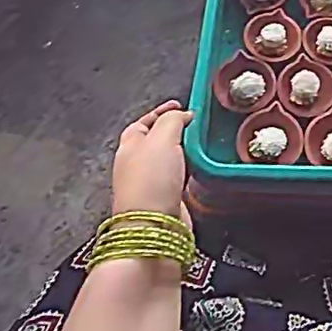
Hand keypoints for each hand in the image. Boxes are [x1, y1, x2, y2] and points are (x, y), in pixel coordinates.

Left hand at [111, 101, 192, 221]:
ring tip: (202, 142)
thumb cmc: (151, 180)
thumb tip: (183, 115)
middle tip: (195, 124)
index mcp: (130, 145)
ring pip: (171, 159)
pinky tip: (201, 167)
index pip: (144, 121)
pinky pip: (180, 177)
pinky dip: (191, 169)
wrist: (154, 224)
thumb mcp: (163, 137)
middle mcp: (137, 163)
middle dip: (176, 130)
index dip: (161, 111)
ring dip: (186, 150)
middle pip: (157, 140)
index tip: (180, 106)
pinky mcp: (166, 198)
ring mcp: (151, 182)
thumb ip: (172, 120)